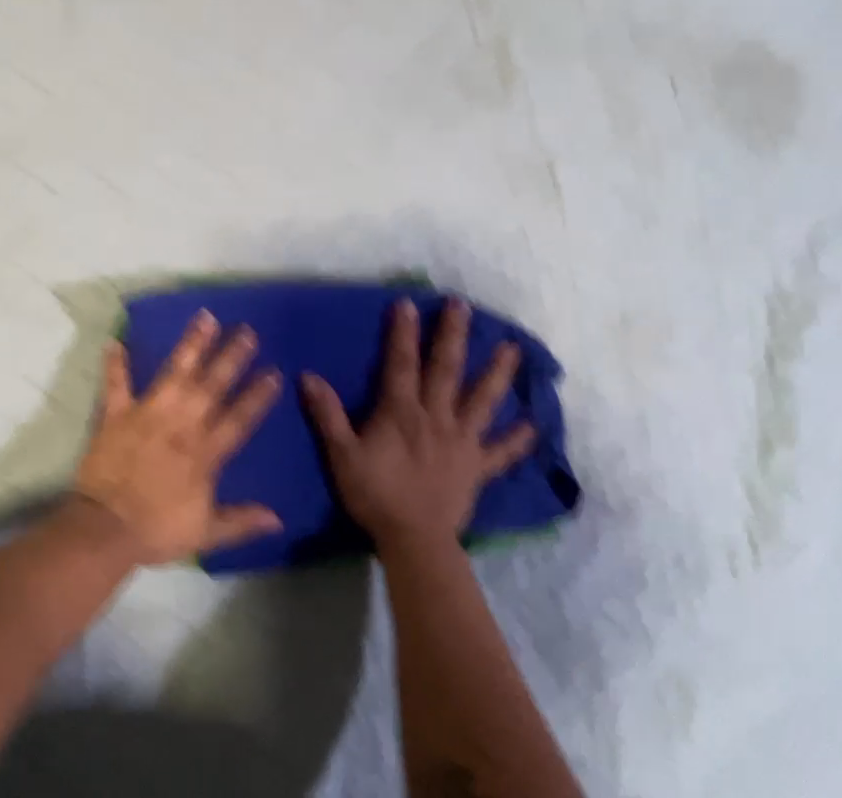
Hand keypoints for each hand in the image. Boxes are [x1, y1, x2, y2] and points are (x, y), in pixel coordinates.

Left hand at [74, 311, 285, 564]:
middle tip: (247, 331)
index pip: (239, 418)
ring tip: (205, 318)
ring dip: (191, 345)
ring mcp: (147, 415)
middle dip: (231, 357)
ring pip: (174, 373)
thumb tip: (278, 518)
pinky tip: (115, 341)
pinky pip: (116, 384)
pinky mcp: (116, 416)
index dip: (257, 395)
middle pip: (211, 386)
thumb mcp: (205, 533)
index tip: (274, 371)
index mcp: (205, 453)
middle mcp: (181, 425)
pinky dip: (115, 364)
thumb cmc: (156, 531)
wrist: (105, 528)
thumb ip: (241, 521)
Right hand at [302, 299, 535, 549]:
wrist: (413, 538)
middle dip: (452, 336)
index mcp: (401, 413)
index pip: (400, 364)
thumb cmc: (374, 494)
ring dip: (497, 373)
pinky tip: (533, 425)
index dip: (402, 333)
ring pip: (482, 401)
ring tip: (512, 349)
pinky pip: (501, 451)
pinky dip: (518, 439)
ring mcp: (461, 441)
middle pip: (446, 370)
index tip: (407, 304)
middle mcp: (436, 418)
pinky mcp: (477, 467)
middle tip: (462, 306)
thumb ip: (328, 415)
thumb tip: (308, 377)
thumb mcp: (341, 454)